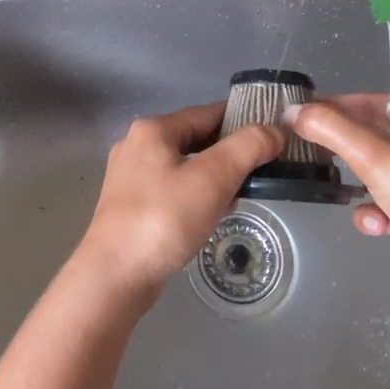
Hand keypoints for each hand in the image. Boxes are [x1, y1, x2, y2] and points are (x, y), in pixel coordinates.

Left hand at [76, 102, 285, 296]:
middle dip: (229, 153)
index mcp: (153, 130)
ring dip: (214, 177)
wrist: (114, 275)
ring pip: (184, 166)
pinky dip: (195, 195)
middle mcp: (137, 145)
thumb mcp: (213, 179)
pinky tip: (212, 215)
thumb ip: (247, 148)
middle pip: (195, 139)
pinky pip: (173, 190)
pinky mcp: (130, 205)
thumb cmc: (164, 219)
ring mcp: (130, 177)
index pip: (208, 113)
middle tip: (262, 169)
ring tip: (241, 195)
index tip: (273, 133)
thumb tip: (274, 130)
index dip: (243, 120)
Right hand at [286, 94, 389, 298]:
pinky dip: (380, 213)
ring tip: (355, 197)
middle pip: (380, 138)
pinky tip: (376, 224)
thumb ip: (330, 128)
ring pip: (384, 173)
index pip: (379, 103)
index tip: (308, 116)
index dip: (342, 107)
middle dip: (353, 153)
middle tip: (318, 155)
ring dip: (365, 187)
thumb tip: (294, 111)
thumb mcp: (372, 152)